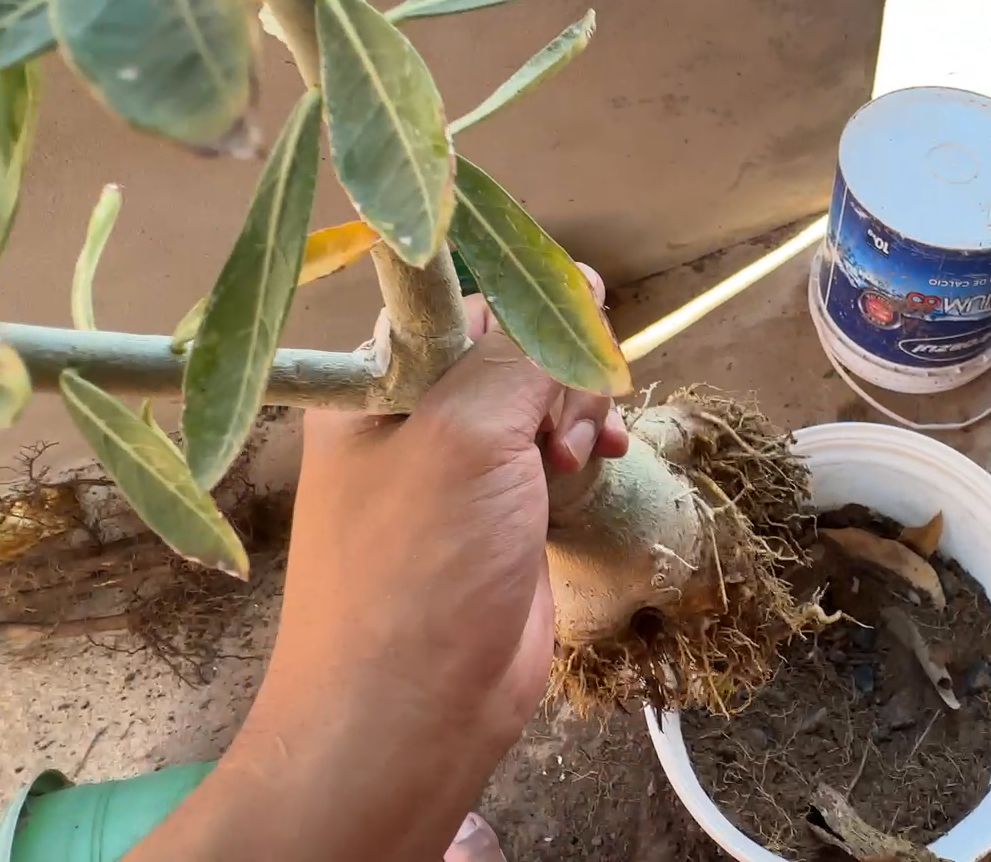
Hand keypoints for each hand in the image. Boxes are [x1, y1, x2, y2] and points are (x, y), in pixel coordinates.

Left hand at [133, 271, 626, 860]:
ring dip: (582, 412)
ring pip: (549, 395)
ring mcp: (469, 462)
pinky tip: (608, 457)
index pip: (465, 305)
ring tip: (579, 459)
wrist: (417, 710)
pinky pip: (561, 442)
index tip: (574, 329)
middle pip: (519, 349)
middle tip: (559, 430)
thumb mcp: (469, 437)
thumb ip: (526, 354)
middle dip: (561, 376)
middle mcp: (423, 414)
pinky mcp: (509, 501)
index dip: (527, 311)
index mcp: (382, 385)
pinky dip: (592, 441)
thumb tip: (579, 281)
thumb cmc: (423, 565)